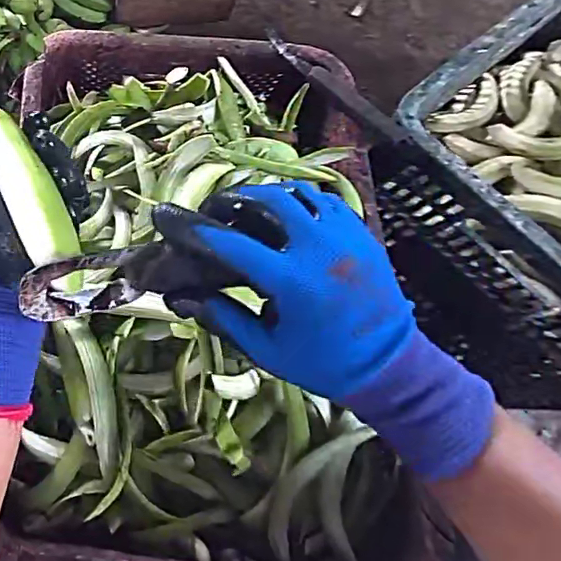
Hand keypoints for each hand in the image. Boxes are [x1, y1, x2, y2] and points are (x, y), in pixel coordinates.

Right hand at [153, 181, 496, 479]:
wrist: (392, 369)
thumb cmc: (324, 365)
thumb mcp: (267, 350)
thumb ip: (225, 319)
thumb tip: (181, 300)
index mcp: (292, 282)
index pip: (231, 242)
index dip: (193, 228)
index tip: (168, 217)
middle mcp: (319, 250)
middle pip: (269, 199)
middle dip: (234, 198)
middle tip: (216, 208)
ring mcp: (346, 238)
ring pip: (300, 192)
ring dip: (270, 194)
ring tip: (250, 206)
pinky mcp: (363, 235)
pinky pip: (327, 200)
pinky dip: (302, 200)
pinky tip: (290, 215)